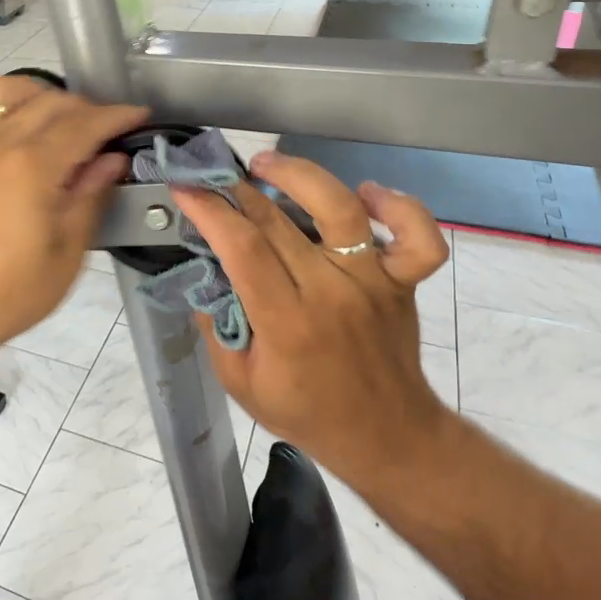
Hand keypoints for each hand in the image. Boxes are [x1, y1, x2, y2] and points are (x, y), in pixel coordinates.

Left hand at [0, 76, 146, 377]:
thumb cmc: (15, 291)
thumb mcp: (70, 251)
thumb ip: (91, 195)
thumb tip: (111, 160)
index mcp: (34, 165)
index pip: (84, 123)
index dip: (117, 116)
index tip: (140, 117)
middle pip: (48, 102)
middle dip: (85, 107)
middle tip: (108, 131)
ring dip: (32, 94)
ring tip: (55, 119)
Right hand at [170, 152, 452, 484]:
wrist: (386, 436)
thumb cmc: (305, 412)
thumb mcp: (239, 381)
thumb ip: (217, 325)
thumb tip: (205, 274)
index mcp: (287, 323)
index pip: (243, 248)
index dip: (209, 211)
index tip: (184, 189)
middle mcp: (332, 293)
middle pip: (278, 221)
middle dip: (235, 190)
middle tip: (210, 177)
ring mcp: (373, 283)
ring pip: (342, 209)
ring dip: (300, 175)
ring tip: (267, 163)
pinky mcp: (403, 281)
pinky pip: (416, 236)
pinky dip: (399, 206)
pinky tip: (366, 193)